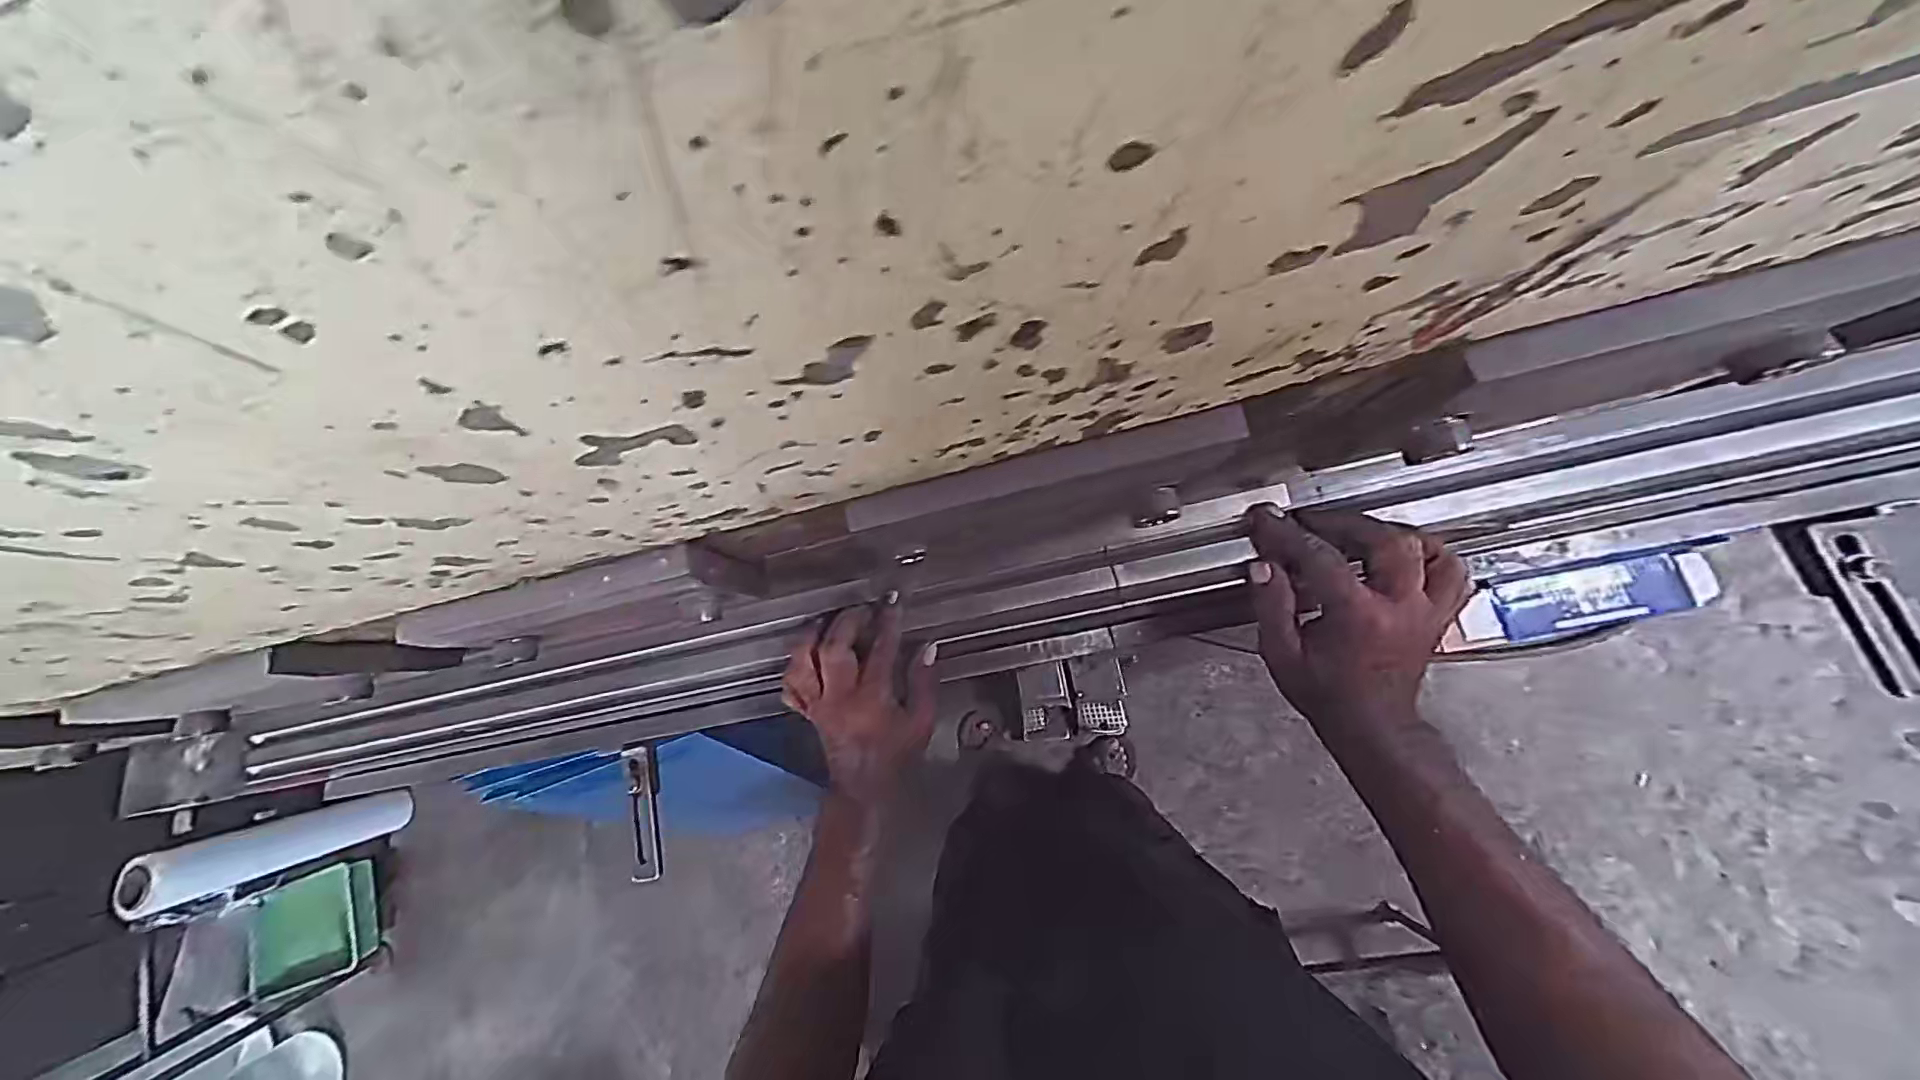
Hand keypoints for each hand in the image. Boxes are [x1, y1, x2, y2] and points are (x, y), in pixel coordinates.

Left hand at [781, 598, 937, 805]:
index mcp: (871, 699)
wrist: (863, 788)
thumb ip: (924, 682)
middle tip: (861, 608)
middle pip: (834, 648)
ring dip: (811, 635)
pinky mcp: (807, 711)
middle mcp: (839, 698)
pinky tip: (805, 654)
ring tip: (825, 620)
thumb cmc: (896, 754)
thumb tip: (928, 647)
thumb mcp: (921, 721)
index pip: (881, 650)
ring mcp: (818, 704)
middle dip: (847, 620)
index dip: (888, 622)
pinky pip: (790, 686)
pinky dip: (794, 666)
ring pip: (802, 662)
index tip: (893, 602)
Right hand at [1243, 505, 1471, 728]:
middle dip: (1338, 522)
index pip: (1321, 558)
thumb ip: (1271, 606)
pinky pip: (1449, 570)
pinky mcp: (1438, 614)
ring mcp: (1426, 610)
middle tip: (1308, 521)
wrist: (1371, 725)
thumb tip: (1263, 568)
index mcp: (1359, 617)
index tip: (1268, 520)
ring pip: (1423, 548)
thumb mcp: (1282, 653)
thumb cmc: (1328, 695)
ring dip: (1384, 531)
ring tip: (1353, 529)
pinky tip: (1400, 549)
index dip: (1288, 534)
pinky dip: (1427, 551)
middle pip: (1382, 540)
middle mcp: (1401, 609)